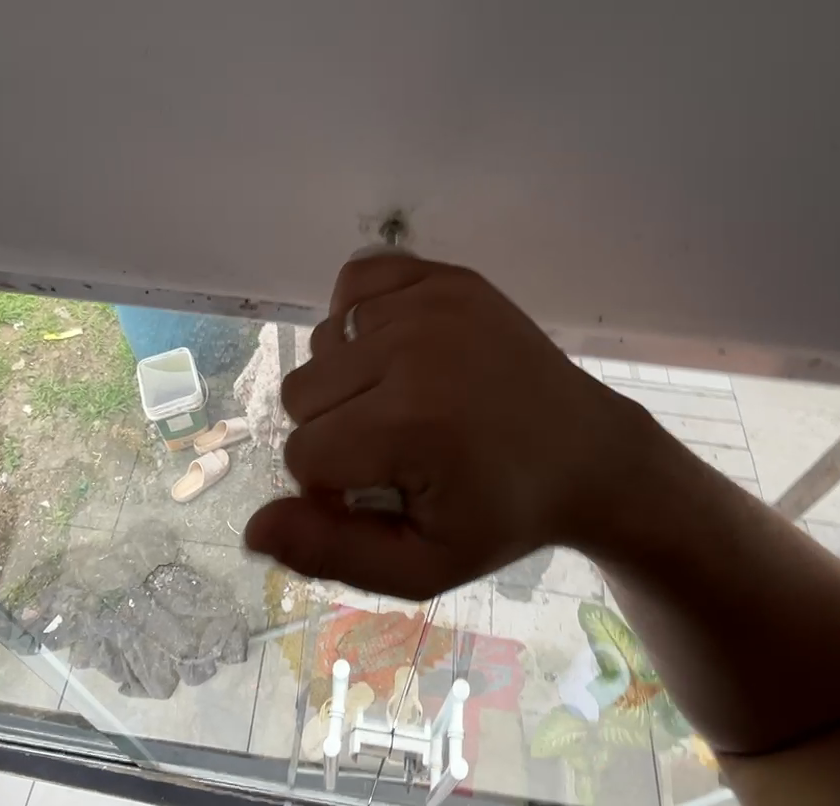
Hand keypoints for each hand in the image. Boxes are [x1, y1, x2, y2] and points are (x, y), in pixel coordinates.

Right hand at [243, 254, 668, 598]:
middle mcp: (412, 347)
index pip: (301, 456)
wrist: (587, 452)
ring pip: (320, 341)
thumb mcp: (423, 565)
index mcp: (409, 422)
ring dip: (347, 379)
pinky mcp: (445, 275)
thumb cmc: (501, 515)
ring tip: (403, 400)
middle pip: (299, 392)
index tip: (380, 492)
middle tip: (393, 448)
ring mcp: (430, 301)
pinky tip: (397, 349)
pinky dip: (360, 317)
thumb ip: (332, 553)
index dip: (331, 487)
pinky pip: (356, 281)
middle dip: (332, 431)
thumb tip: (252, 528)